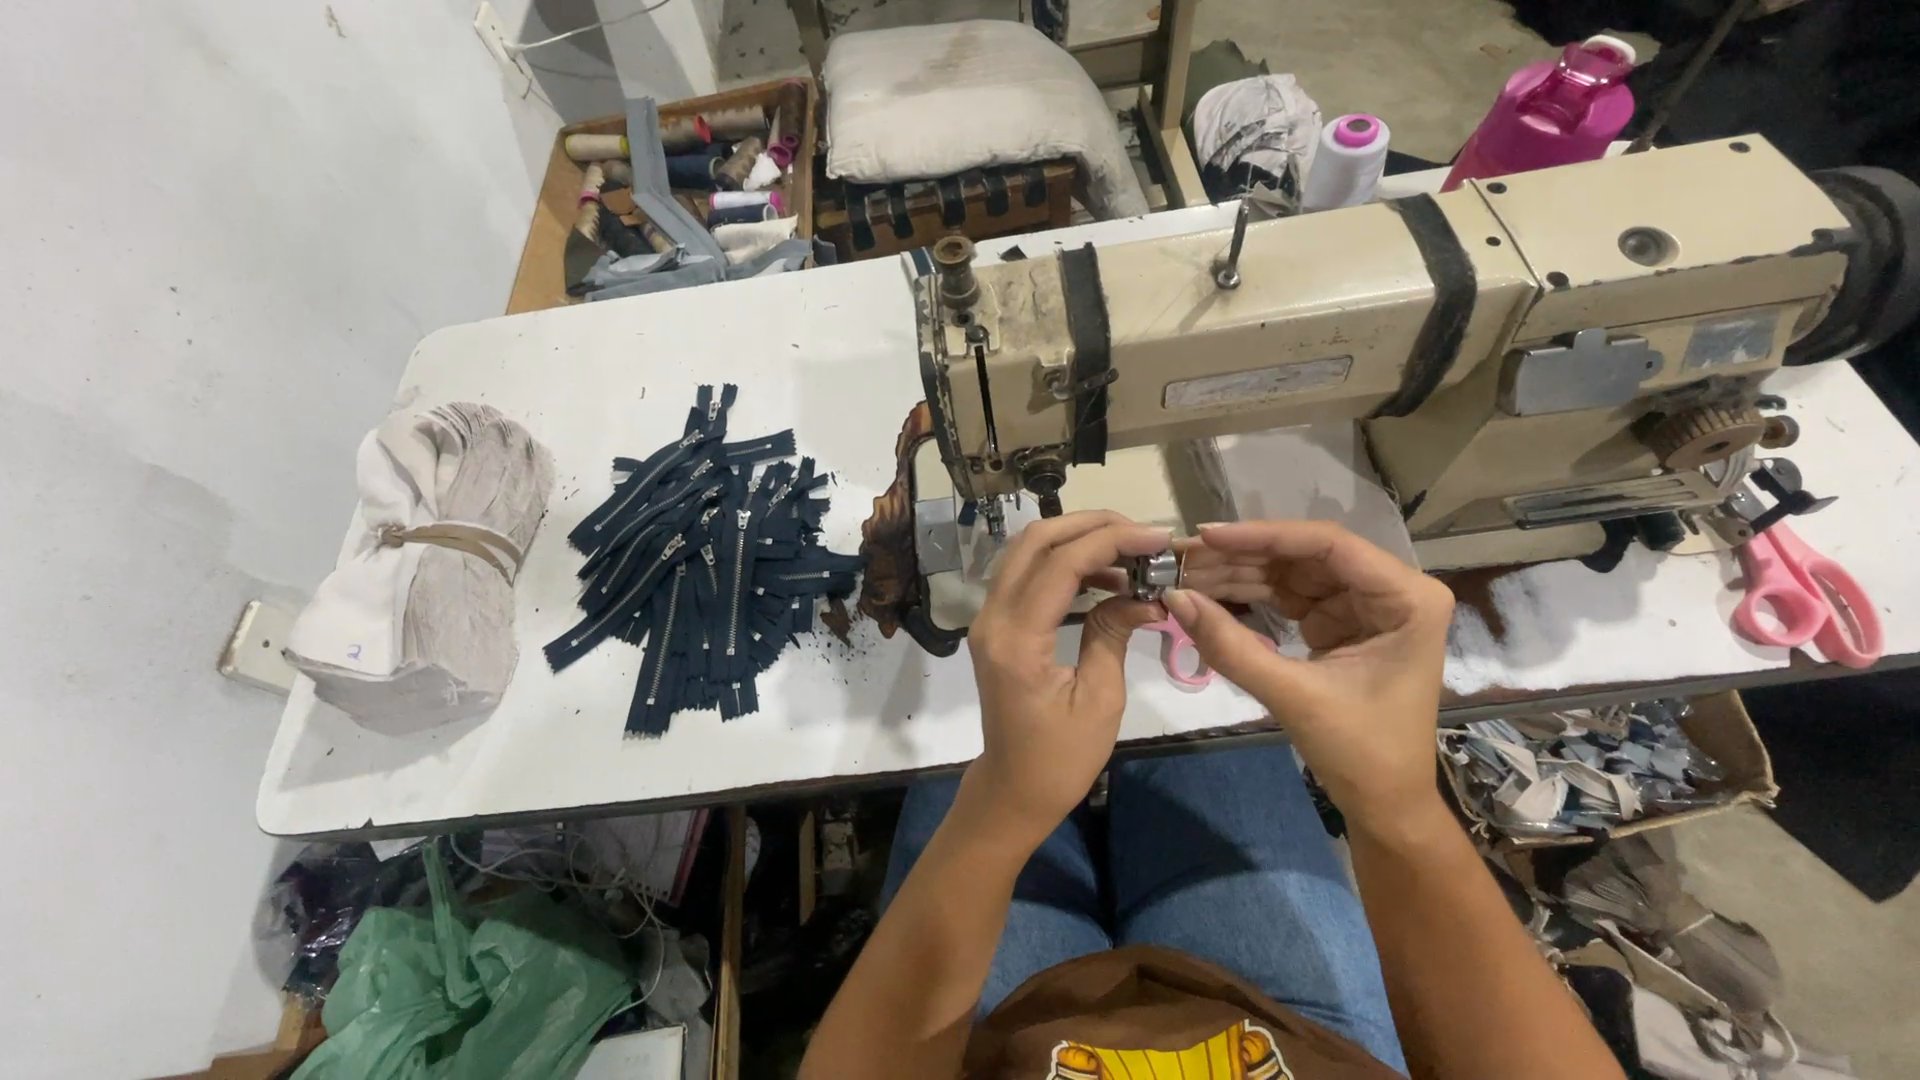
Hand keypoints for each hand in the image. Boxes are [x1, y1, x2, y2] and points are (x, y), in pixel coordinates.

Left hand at [963, 511, 1168, 849]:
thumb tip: (1147, 594)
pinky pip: (1027, 574)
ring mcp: (989, 619)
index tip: (1157, 537)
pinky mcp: (996, 625)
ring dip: (1078, 540)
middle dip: (1091, 525)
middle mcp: (992, 619)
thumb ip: (1113, 633)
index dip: (1111, 540)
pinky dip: (1065, 563)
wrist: (1013, 789)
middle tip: (1143, 533)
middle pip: (1035, 541)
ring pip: (1028, 552)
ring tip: (1132, 552)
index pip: (1061, 564)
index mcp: (1017, 640)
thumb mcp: (1099, 699)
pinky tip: (1106, 578)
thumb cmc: (1059, 758)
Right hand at [1163, 521, 1455, 835]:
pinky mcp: (1336, 622)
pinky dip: (1247, 595)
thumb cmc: (1361, 752)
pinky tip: (1208, 592)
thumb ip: (1232, 647)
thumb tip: (1173, 597)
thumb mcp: (1294, 696)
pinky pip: (1286, 595)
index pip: (1328, 546)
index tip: (1208, 536)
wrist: (1383, 802)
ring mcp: (1361, 604)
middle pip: (1304, 554)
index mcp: (1406, 599)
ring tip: (1185, 573)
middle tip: (1182, 558)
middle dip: (1242, 556)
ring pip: (1290, 571)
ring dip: (1238, 572)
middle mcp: (1388, 590)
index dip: (1264, 536)